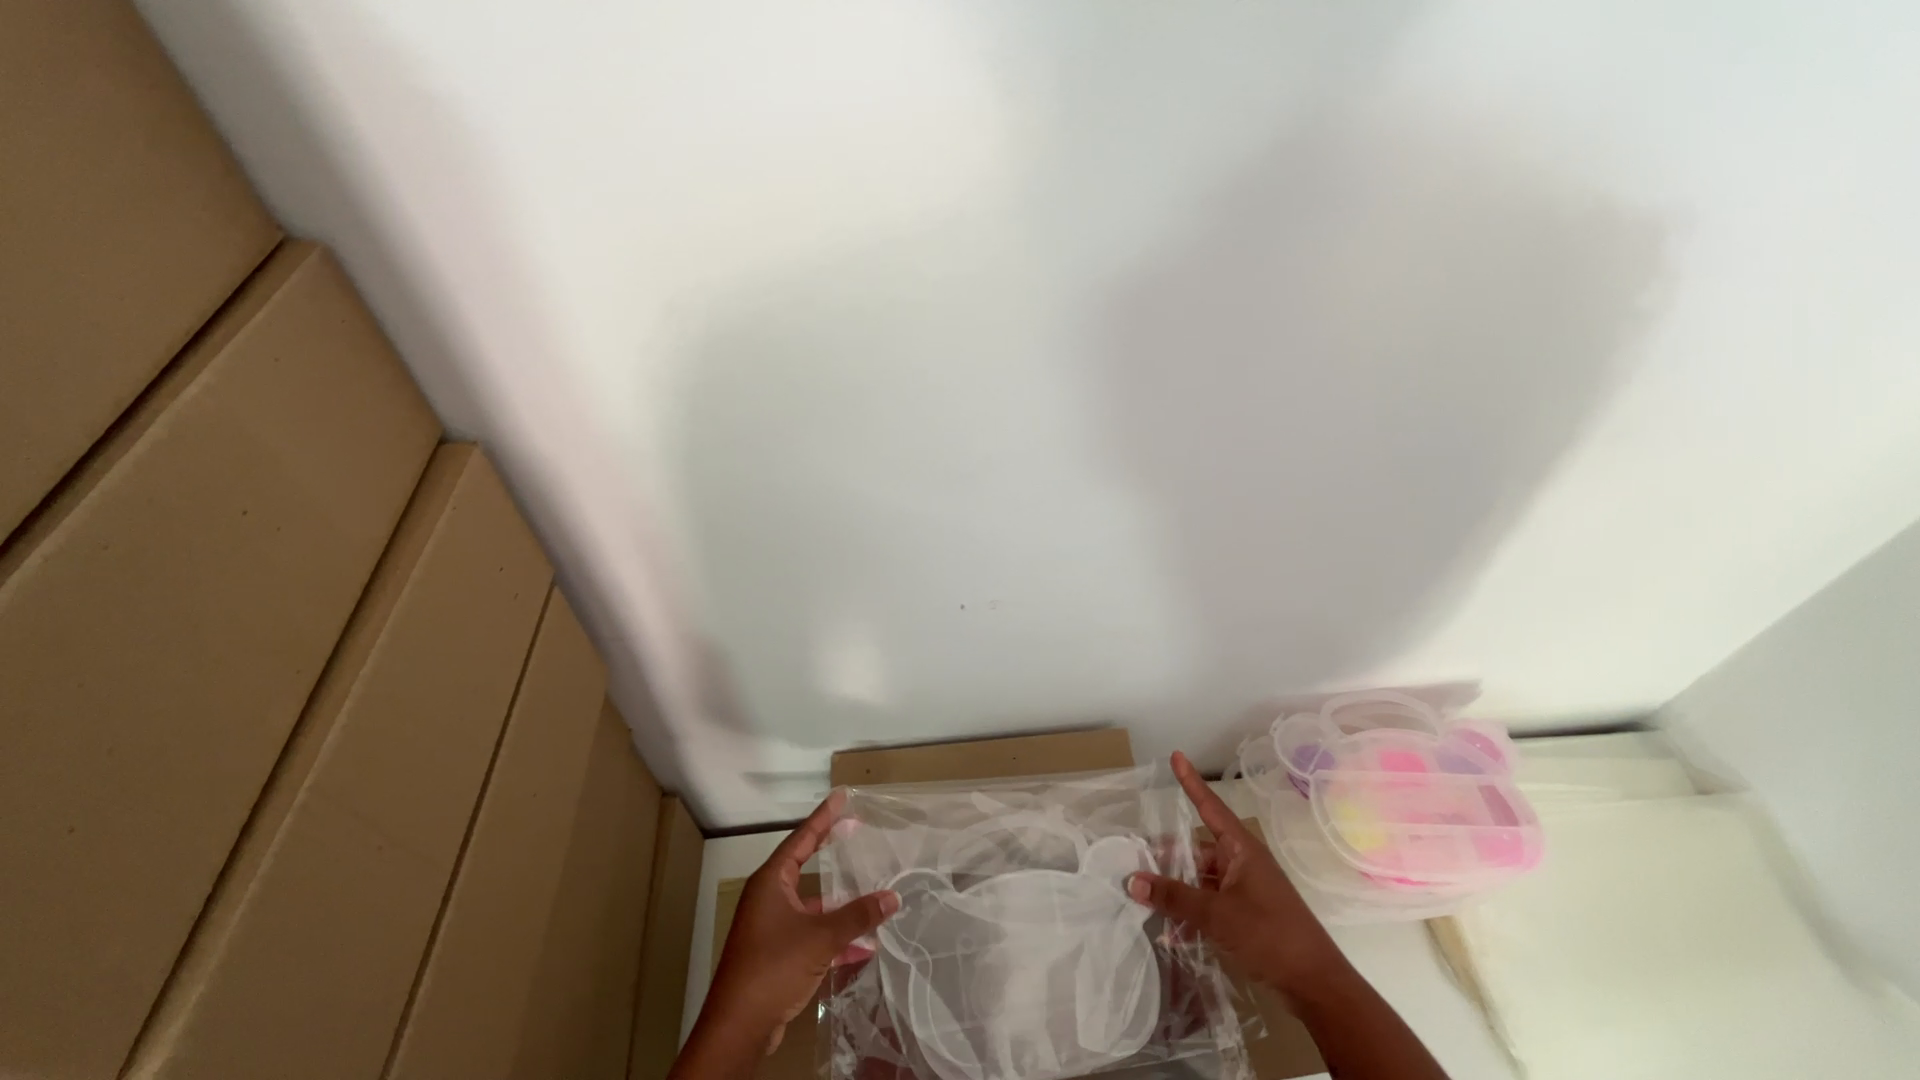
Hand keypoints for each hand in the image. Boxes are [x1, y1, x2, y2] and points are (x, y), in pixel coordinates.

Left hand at [702, 791, 899, 1053]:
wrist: (738, 1027)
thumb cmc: (774, 967)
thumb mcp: (821, 937)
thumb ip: (858, 915)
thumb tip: (892, 897)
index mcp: (771, 882)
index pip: (801, 839)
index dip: (823, 817)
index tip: (841, 797)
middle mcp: (768, 898)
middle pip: (805, 867)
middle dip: (831, 852)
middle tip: (856, 832)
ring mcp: (770, 928)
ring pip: (811, 906)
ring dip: (839, 905)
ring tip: (871, 894)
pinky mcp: (776, 955)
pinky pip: (811, 935)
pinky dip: (834, 937)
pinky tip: (862, 946)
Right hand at [1127, 751, 1343, 1001]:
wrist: (1315, 984)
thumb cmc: (1269, 935)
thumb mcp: (1215, 914)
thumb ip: (1173, 896)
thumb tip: (1132, 880)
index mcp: (1242, 850)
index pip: (1210, 807)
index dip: (1191, 783)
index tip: (1176, 756)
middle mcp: (1244, 863)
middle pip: (1197, 850)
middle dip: (1168, 857)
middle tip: (1136, 861)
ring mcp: (1246, 890)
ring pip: (1201, 879)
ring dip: (1178, 890)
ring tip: (1146, 899)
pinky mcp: (1247, 916)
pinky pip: (1210, 903)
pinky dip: (1191, 913)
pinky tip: (1170, 933)